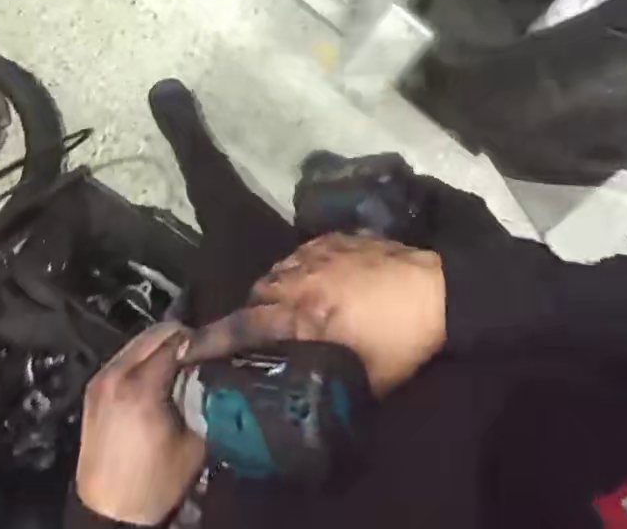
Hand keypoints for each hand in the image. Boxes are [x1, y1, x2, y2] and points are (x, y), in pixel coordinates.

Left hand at [76, 322, 204, 525]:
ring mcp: (101, 379)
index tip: (213, 351)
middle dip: (181, 338)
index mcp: (141, 387)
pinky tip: (157, 376)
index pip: (177, 340)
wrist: (107, 516)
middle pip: (156, 332)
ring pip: (139, 340)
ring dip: (162, 345)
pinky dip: (145, 356)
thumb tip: (215, 371)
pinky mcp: (93, 387)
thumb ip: (205, 398)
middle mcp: (116, 375)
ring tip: (179, 365)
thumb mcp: (193, 443)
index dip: (199, 342)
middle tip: (198, 355)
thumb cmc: (153, 484)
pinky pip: (126, 355)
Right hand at [183, 234, 447, 394]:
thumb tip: (297, 388)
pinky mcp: (333, 237)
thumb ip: (322, 377)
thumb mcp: (362, 376)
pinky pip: (298, 254)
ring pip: (276, 272)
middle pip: (257, 295)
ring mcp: (317, 253)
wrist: (436, 288)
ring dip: (272, 292)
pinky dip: (295, 271)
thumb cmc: (400, 340)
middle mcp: (301, 279)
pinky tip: (309, 281)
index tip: (190, 347)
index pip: (246, 325)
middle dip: (249, 315)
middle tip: (258, 335)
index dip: (214, 338)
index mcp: (305, 315)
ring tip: (284, 308)